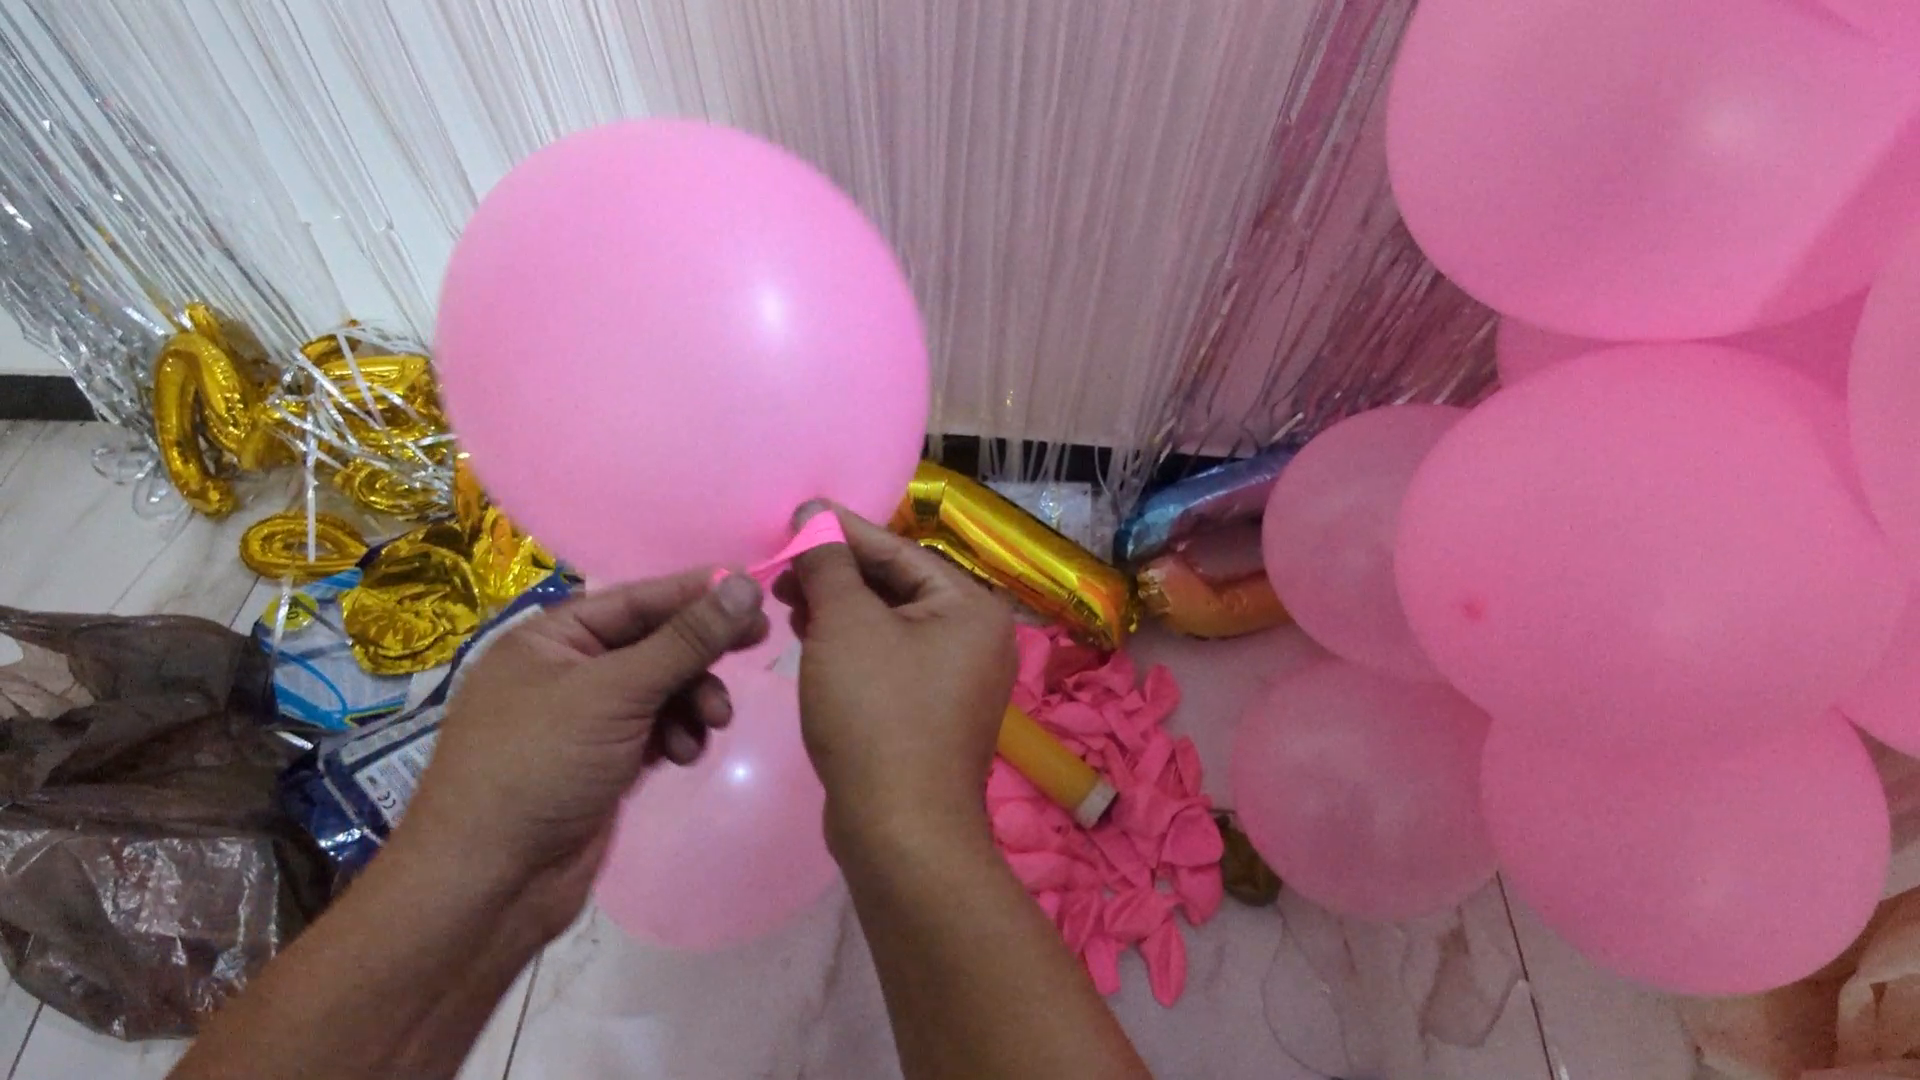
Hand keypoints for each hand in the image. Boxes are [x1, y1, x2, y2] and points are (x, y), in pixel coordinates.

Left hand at [396, 569, 769, 935]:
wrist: (491, 885)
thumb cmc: (541, 766)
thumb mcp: (617, 692)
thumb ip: (686, 639)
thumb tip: (744, 586)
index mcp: (551, 638)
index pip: (638, 598)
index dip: (697, 593)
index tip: (754, 592)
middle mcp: (568, 670)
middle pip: (655, 641)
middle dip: (702, 651)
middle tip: (759, 642)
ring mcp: (587, 718)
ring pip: (663, 687)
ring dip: (694, 700)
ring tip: (713, 723)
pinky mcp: (605, 758)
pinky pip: (657, 727)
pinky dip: (677, 735)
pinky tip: (682, 755)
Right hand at [774, 503, 1016, 855]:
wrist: (898, 828)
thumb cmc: (876, 713)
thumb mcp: (846, 625)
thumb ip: (829, 562)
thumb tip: (816, 513)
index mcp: (971, 607)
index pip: (900, 551)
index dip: (844, 531)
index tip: (798, 516)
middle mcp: (976, 638)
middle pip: (897, 586)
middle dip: (837, 575)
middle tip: (783, 569)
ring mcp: (958, 679)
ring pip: (890, 625)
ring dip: (839, 610)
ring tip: (788, 603)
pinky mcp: (933, 711)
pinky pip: (889, 660)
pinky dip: (852, 646)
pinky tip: (811, 641)